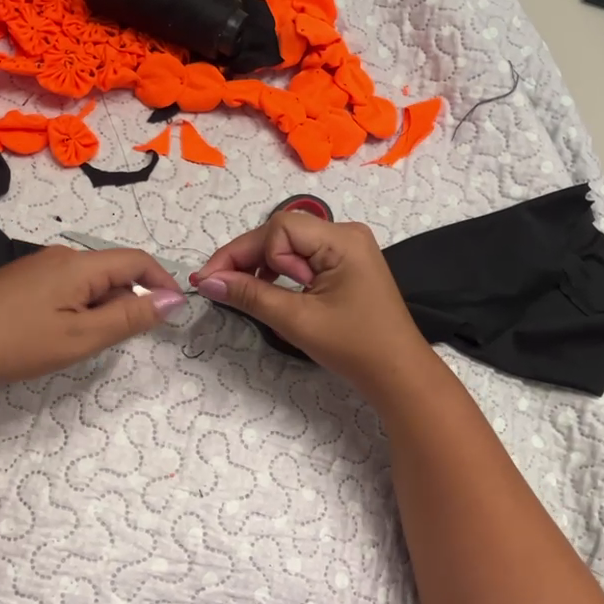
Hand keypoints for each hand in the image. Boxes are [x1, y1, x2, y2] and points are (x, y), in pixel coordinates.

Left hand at [0, 245, 184, 391]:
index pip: (136, 261)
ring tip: (78, 343)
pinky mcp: (14, 282)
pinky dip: (73, 308)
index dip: (161, 282)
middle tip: (114, 341)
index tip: (173, 312)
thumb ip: (130, 316)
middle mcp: (58, 256)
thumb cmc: (19, 343)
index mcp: (79, 264)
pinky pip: (60, 288)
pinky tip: (52, 336)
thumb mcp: (83, 336)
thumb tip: (173, 298)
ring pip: (84, 282)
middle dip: (126, 301)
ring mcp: (32, 267)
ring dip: (98, 308)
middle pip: (110, 271)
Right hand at [191, 212, 428, 387]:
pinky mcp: (345, 266)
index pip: (278, 228)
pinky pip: (303, 258)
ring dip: (262, 266)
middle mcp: (346, 234)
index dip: (242, 251)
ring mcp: (347, 249)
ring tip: (245, 294)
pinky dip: (280, 273)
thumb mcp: (296, 320)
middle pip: (281, 233)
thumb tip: (206, 281)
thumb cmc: (353, 347)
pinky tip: (270, 293)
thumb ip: (250, 295)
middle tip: (216, 287)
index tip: (214, 281)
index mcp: (341, 240)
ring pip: (289, 245)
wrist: (397, 374)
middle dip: (248, 259)